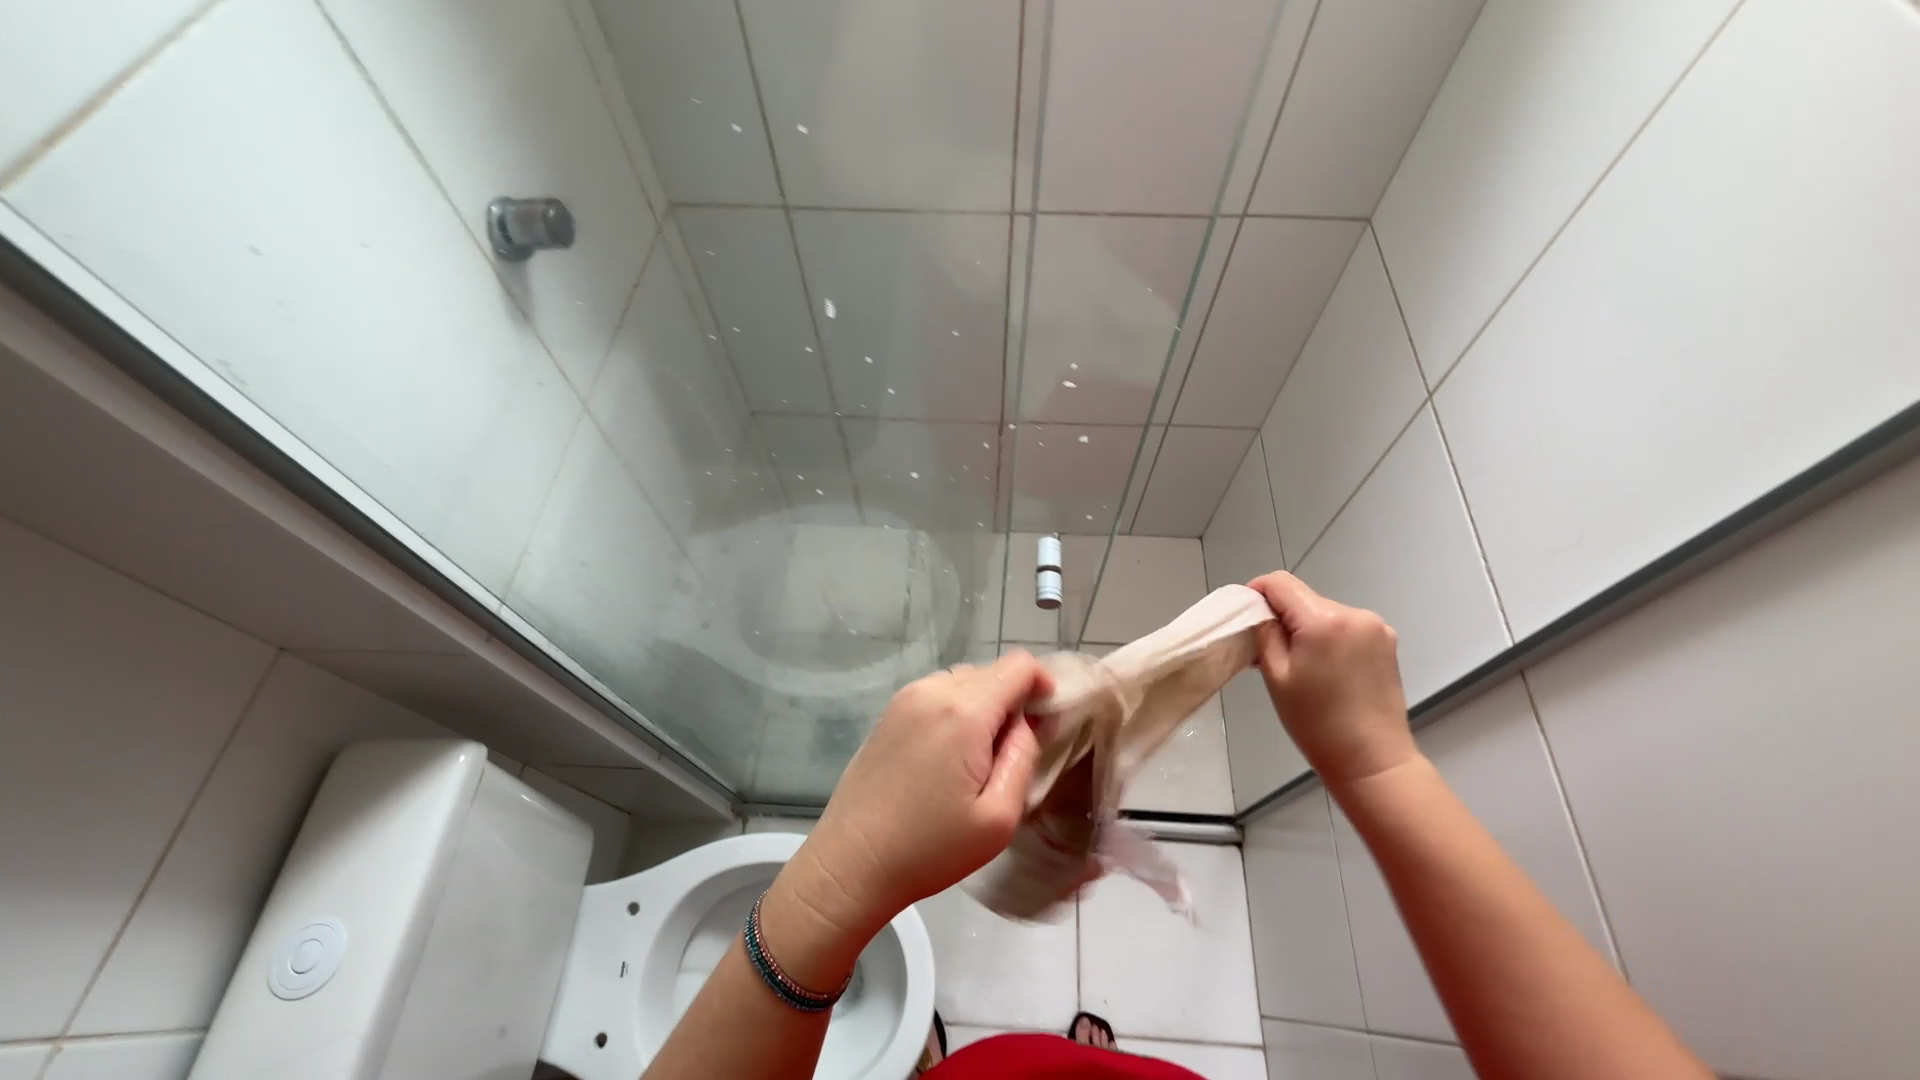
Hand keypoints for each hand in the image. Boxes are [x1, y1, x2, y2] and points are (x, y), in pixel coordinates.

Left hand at [779, 652, 1050, 943]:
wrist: (852, 863)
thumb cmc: (930, 847)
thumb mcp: (998, 816)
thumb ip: (1023, 758)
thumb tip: (1028, 722)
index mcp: (963, 712)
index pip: (1018, 666)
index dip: (1043, 684)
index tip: (1047, 722)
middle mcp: (932, 692)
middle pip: (990, 672)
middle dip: (1012, 701)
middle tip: (1014, 753)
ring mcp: (904, 699)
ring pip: (963, 681)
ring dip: (983, 706)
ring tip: (980, 758)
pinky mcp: (888, 714)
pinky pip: (936, 694)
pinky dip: (955, 712)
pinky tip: (948, 757)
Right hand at [1248, 571, 1417, 784]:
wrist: (1371, 759)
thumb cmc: (1315, 722)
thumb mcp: (1276, 675)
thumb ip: (1264, 632)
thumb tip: (1257, 609)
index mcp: (1324, 619)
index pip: (1280, 583)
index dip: (1256, 592)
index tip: (1245, 616)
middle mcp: (1355, 614)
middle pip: (1304, 598)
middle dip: (1282, 616)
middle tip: (1266, 650)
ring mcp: (1376, 627)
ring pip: (1325, 613)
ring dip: (1307, 628)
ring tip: (1299, 665)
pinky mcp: (1386, 642)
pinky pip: (1346, 627)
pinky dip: (1328, 637)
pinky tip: (1325, 669)